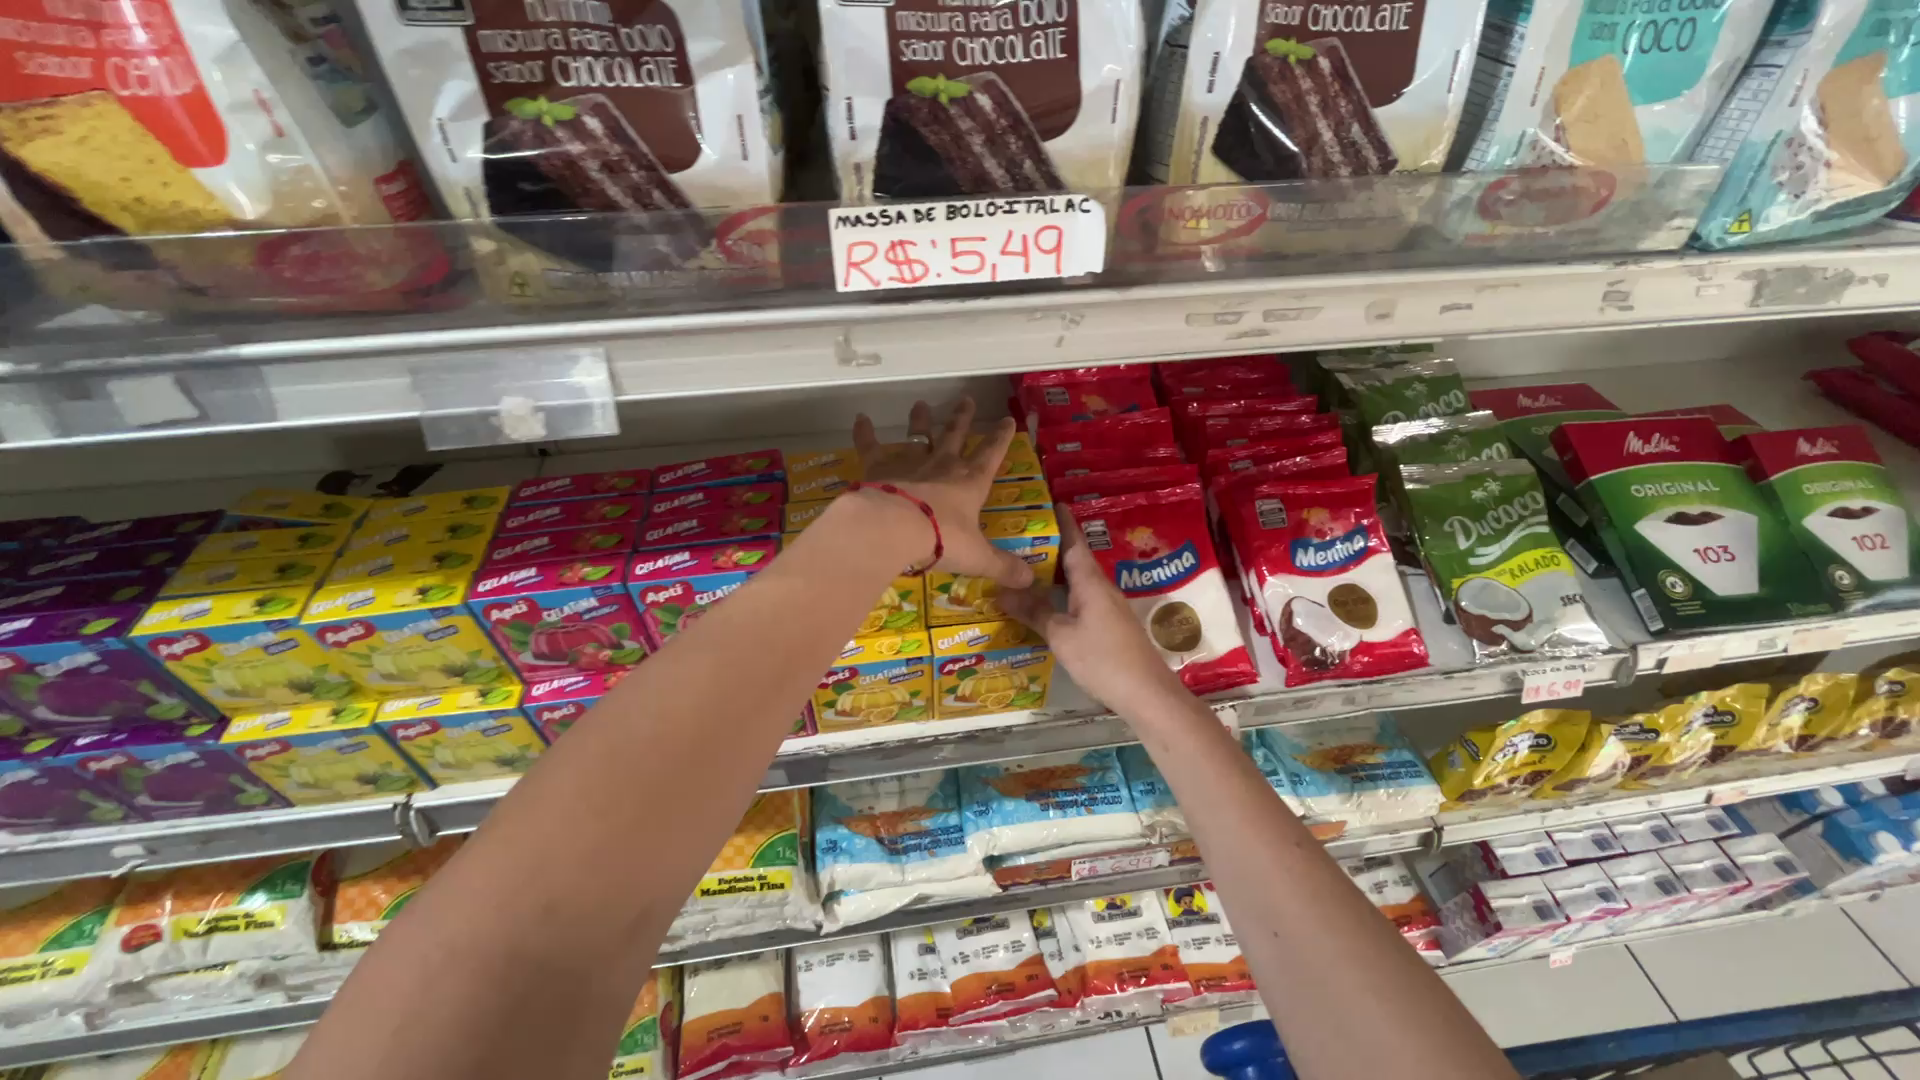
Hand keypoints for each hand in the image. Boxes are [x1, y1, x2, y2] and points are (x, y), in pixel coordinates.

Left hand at [852, 399, 1033, 587]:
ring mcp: (910, 463)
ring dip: (920, 420)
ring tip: (921, 405)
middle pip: (955, 436)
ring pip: (918, 435)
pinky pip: (870, 446)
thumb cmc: (940, 541)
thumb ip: (1002, 567)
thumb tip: (1030, 581)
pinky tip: (860, 420)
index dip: (1001, 438)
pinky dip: (864, 432)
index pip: (991, 455)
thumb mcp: (977, 557)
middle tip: (966, 399)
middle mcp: (942, 466)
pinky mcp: (878, 467)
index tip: (1007, 420)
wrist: (893, 528)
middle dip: (962, 418)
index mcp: (969, 484)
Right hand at [997, 504, 1187, 710]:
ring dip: (1054, 574)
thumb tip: (1001, 590)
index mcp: (1090, 581)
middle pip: (1074, 560)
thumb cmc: (1103, 659)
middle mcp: (1101, 588)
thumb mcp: (1061, 636)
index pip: (1074, 541)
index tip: (1049, 501)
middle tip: (1018, 537)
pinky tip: (1044, 604)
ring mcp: (1107, 608)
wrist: (1146, 694)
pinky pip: (1079, 600)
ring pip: (1076, 582)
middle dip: (1050, 547)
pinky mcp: (1109, 626)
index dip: (1062, 522)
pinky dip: (1060, 595)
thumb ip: (1034, 611)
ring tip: (1023, 568)